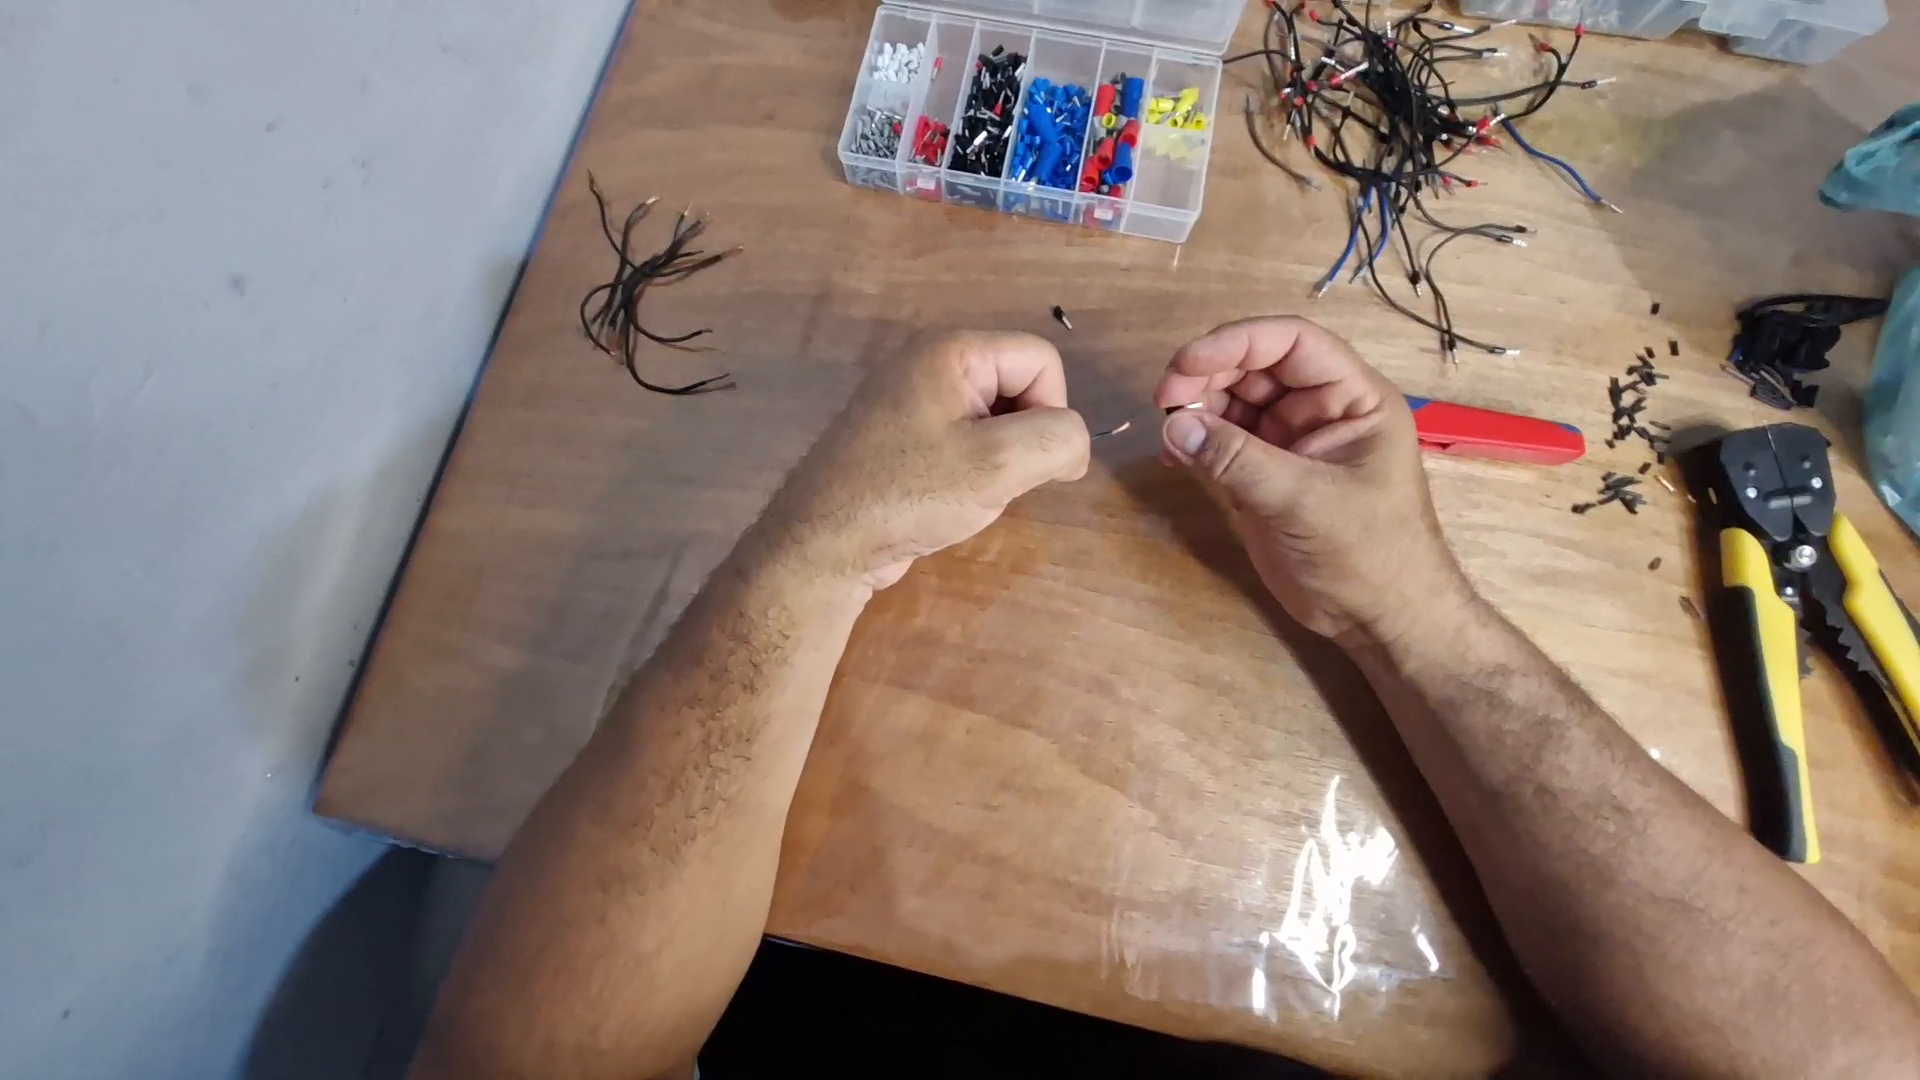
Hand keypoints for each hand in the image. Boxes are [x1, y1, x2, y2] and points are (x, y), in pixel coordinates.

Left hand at [769, 331, 1089, 590]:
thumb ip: (1058, 440)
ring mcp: (910, 400)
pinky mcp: (901, 437)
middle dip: (1024, 438)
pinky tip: (948, 499)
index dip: (1053, 413)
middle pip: (1018, 385)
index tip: (1035, 466)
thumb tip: (1073, 444)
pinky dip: (972, 470)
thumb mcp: (998, 466)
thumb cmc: (908, 495)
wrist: (823, 543)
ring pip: (994, 418)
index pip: (1041, 360)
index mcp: (951, 350)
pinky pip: (963, 440)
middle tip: (998, 481)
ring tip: (969, 492)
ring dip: (999, 460)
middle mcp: (928, 362)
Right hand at [1152, 316, 1472, 644]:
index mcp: (1350, 399)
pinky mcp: (1262, 475)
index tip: (1185, 363)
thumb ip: (1238, 461)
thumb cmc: (1366, 553)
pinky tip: (1172, 455)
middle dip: (1207, 376)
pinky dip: (1194, 443)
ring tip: (1168, 432)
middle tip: (1165, 401)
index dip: (1237, 342)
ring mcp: (1287, 444)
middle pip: (1254, 369)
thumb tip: (1173, 426)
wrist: (1375, 618)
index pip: (1292, 344)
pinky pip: (1221, 442)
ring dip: (1196, 409)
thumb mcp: (1305, 501)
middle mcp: (1317, 412)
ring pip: (1232, 403)